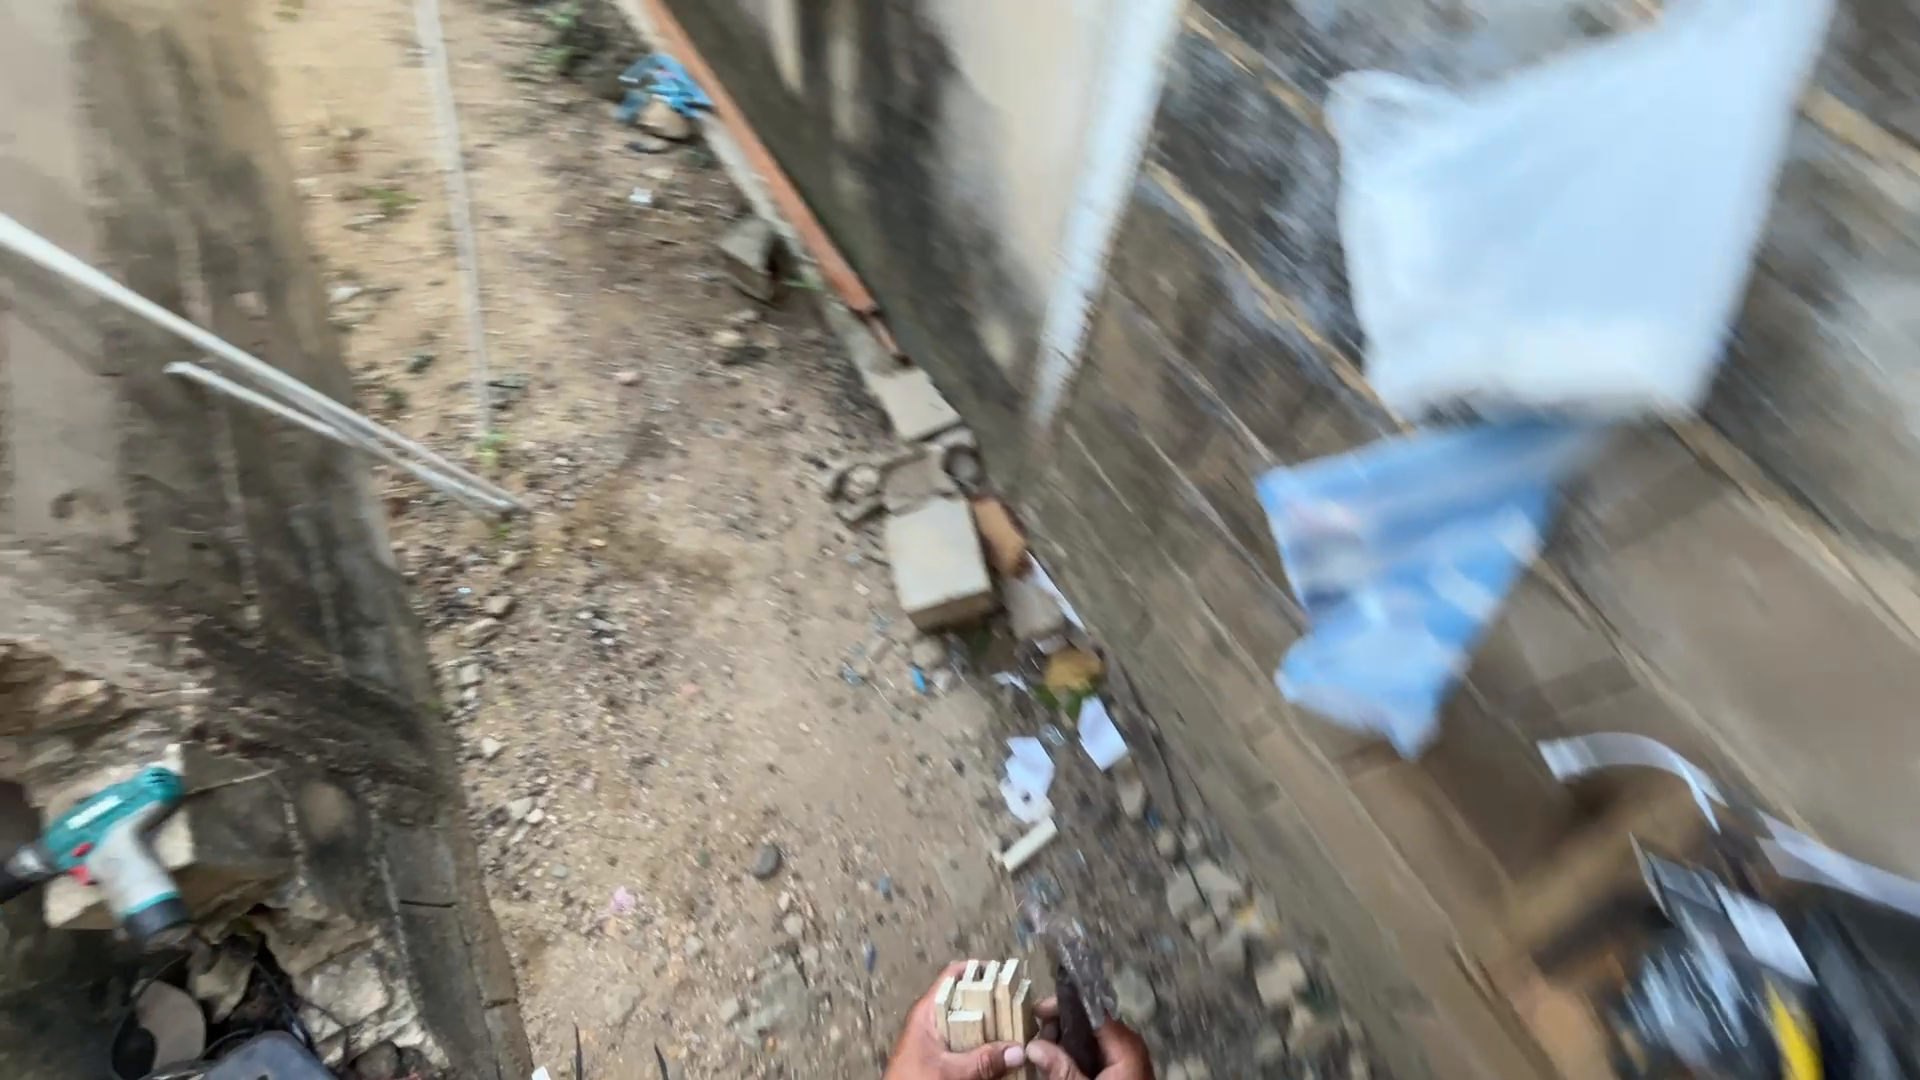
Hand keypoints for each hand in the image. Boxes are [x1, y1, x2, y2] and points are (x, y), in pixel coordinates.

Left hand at [882, 962, 1029, 1079]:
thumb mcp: (950, 1072)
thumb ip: (982, 1061)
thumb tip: (1019, 1050)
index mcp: (927, 1011)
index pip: (952, 976)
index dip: (977, 970)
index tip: (1005, 974)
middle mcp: (931, 1019)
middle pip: (965, 999)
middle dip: (991, 1001)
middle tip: (1018, 1004)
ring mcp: (935, 1039)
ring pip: (967, 1023)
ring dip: (989, 1025)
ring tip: (1015, 1025)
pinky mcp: (940, 1057)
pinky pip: (965, 1043)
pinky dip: (981, 1044)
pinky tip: (999, 1051)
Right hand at [1025, 998, 1154, 1079]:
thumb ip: (1060, 1069)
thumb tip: (1033, 1045)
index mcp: (1125, 1046)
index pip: (1091, 1009)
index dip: (1062, 1006)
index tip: (1037, 1012)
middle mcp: (1129, 1045)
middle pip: (1090, 1021)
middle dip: (1061, 1026)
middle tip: (1037, 1037)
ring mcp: (1128, 1059)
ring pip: (1092, 1037)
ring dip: (1067, 1041)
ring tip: (1044, 1051)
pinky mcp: (1124, 1072)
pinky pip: (1098, 1053)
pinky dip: (1078, 1055)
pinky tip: (1061, 1063)